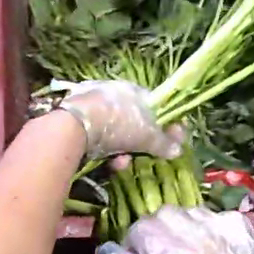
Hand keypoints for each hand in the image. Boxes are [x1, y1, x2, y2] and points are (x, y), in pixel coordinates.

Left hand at [58, 81, 183, 159]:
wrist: (75, 126)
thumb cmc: (119, 123)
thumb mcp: (147, 136)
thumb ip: (164, 143)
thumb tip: (178, 149)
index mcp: (133, 89)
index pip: (154, 106)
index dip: (164, 124)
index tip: (171, 141)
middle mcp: (114, 94)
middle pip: (134, 122)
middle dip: (142, 144)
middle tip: (146, 156)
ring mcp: (94, 106)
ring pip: (116, 134)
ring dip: (124, 152)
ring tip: (123, 163)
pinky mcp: (77, 121)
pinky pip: (99, 139)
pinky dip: (106, 153)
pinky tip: (109, 163)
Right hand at [97, 206, 253, 253]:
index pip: (140, 229)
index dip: (133, 248)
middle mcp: (203, 236)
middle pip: (164, 214)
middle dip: (155, 234)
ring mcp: (227, 232)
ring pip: (189, 212)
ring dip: (180, 230)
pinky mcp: (244, 234)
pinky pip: (214, 217)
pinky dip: (205, 229)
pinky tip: (206, 252)